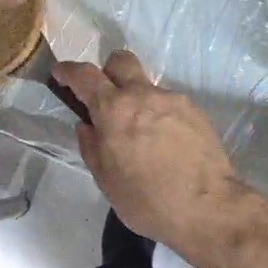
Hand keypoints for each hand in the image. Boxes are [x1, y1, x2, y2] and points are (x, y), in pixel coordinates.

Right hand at [52, 50, 250, 251]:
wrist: (207, 206)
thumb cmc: (147, 199)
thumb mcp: (106, 181)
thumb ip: (92, 147)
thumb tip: (87, 126)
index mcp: (114, 110)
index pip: (85, 76)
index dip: (69, 71)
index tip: (60, 72)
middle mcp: (143, 95)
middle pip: (121, 61)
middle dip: (108, 71)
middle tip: (105, 97)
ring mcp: (173, 100)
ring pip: (147, 88)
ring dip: (138, 102)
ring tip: (143, 138)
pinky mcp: (195, 111)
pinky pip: (169, 105)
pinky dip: (160, 117)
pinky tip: (166, 146)